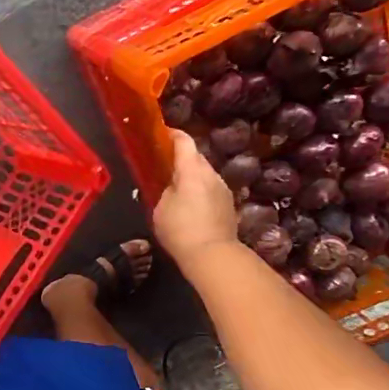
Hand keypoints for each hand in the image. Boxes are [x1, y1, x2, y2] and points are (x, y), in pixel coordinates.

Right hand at [153, 129, 239, 262]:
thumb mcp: (160, 208)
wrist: (213, 255)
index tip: (161, 134)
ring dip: (192, 175)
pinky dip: (200, 189)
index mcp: (192, 170)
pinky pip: (211, 189)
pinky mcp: (228, 204)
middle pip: (196, 157)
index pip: (184, 142)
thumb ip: (163, 190)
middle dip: (181, 157)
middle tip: (165, 164)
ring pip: (205, 174)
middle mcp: (211, 174)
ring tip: (177, 186)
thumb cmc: (181, 229)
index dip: (172, 135)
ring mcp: (223, 189)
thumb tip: (169, 185)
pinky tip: (191, 204)